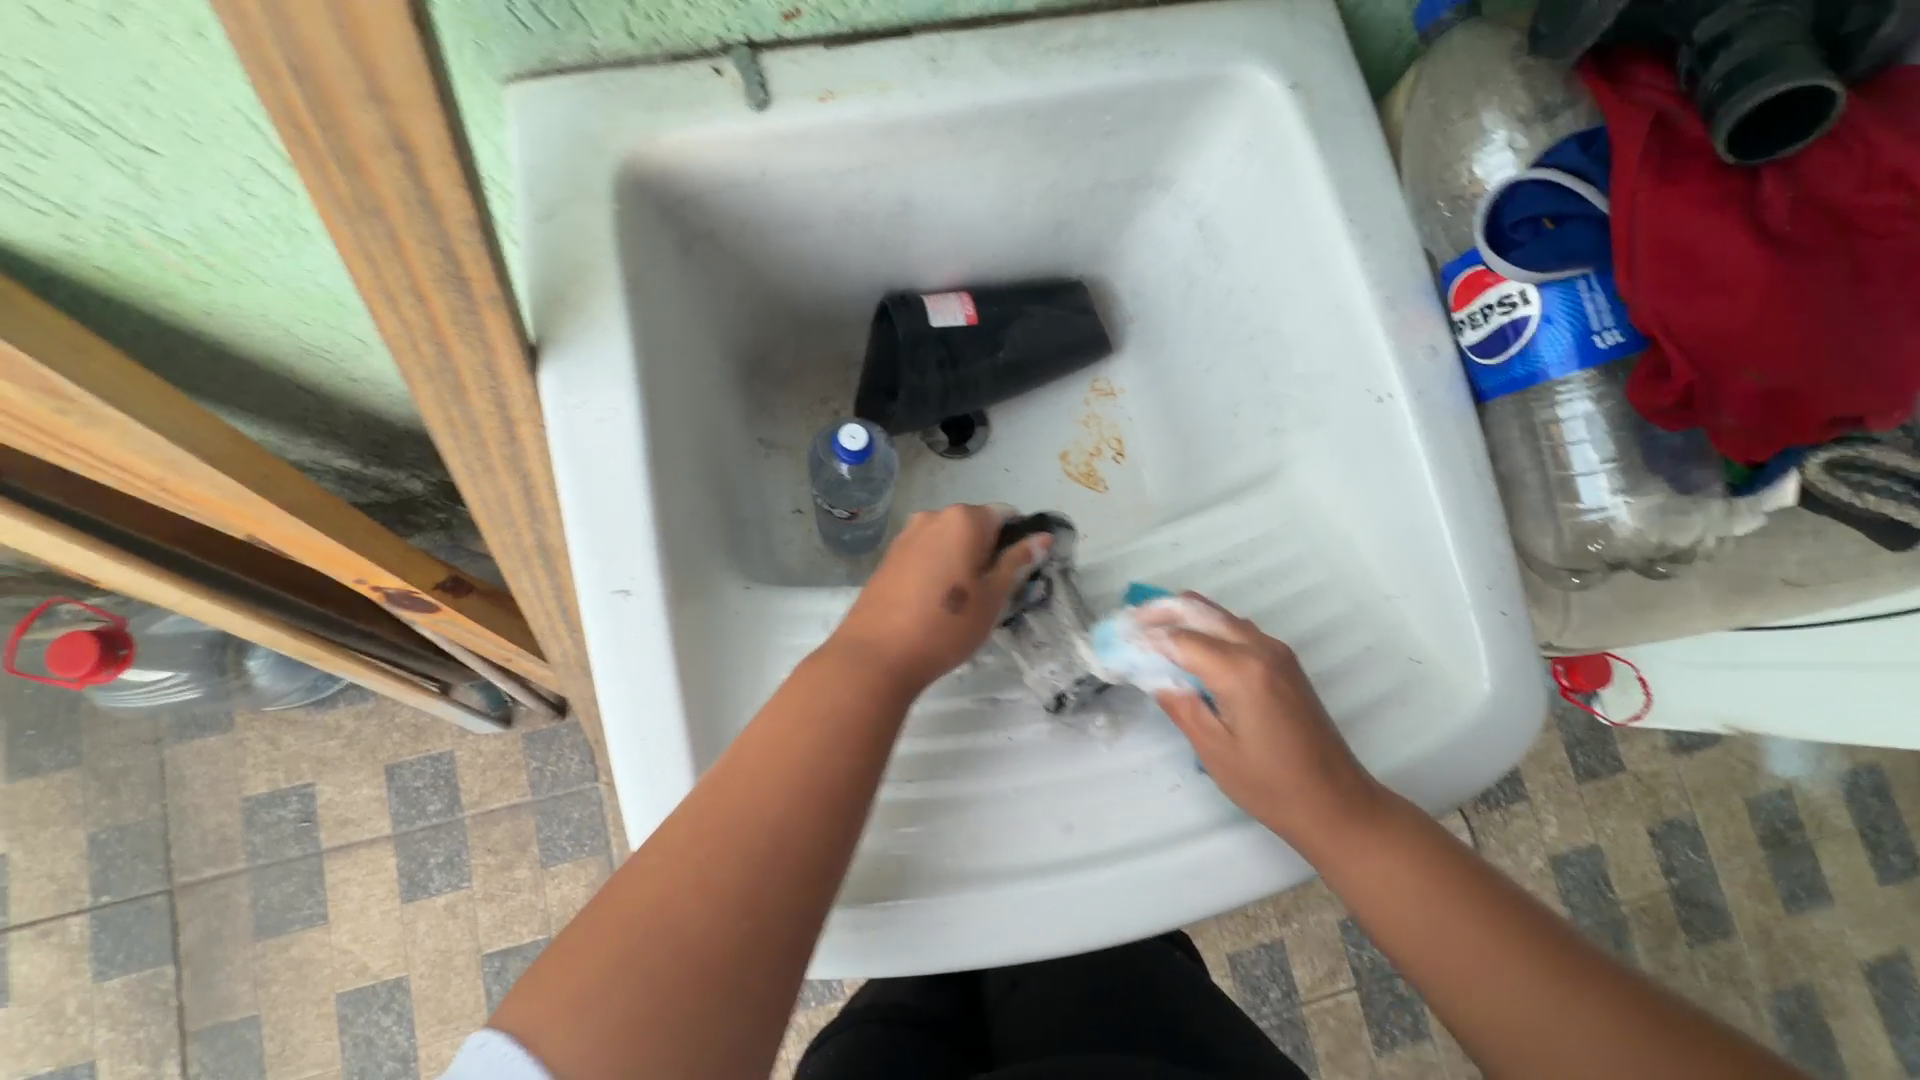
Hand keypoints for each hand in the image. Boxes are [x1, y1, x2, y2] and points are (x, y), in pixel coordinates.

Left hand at [828, 505, 1049, 692]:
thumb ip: (1017, 562)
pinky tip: (935, 604)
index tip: (1019, 573)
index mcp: (964, 519)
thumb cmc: (947, 625)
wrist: (877, 655)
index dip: (1018, 540)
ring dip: (962, 561)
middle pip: (974, 525)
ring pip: (948, 541)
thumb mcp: (993, 597)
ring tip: (963, 603)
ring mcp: (906, 536)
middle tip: (993, 594)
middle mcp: (933, 517)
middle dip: (988, 551)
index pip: (1005, 514)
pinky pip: (925, 554)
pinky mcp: (888, 558)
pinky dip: (938, 570)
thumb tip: (1041, 537)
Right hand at [1146, 595, 1385, 844]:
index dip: (1145, 638)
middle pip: (1201, 611)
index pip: (1181, 638)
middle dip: (1162, 613)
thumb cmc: (1270, 785)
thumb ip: (1180, 704)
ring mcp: (1277, 653)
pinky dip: (1208, 629)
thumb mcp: (1213, 749)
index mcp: (1241, 670)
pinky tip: (1188, 649)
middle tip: (1128, 624)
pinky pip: (1238, 630)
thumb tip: (1153, 675)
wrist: (1336, 803)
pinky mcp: (1284, 663)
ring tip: (1150, 632)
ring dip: (1185, 617)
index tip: (1117, 640)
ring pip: (1221, 616)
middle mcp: (1261, 649)